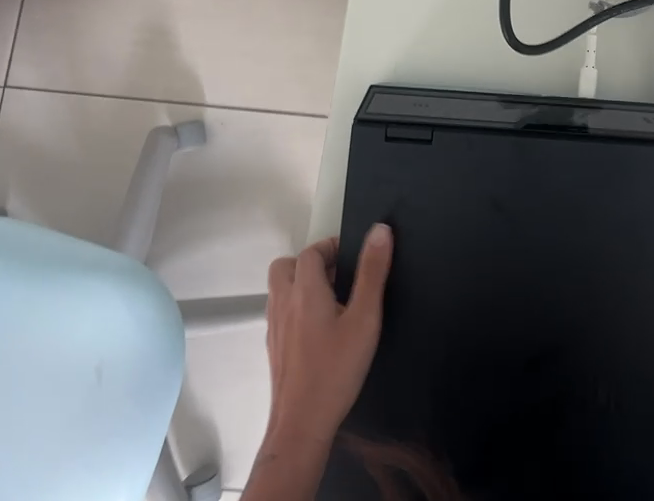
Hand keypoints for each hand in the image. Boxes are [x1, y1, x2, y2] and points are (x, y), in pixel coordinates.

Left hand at [263, 224, 393, 447]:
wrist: (302, 423)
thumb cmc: (337, 368)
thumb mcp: (364, 318)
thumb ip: (372, 272)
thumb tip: (380, 230)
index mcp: (304, 290)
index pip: (311, 252)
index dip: (332, 247)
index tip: (354, 256)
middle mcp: (282, 303)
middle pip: (287, 266)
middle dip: (311, 262)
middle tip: (340, 275)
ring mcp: (273, 327)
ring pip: (280, 289)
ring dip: (302, 283)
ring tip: (333, 300)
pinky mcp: (273, 347)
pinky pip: (280, 312)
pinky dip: (297, 306)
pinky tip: (320, 329)